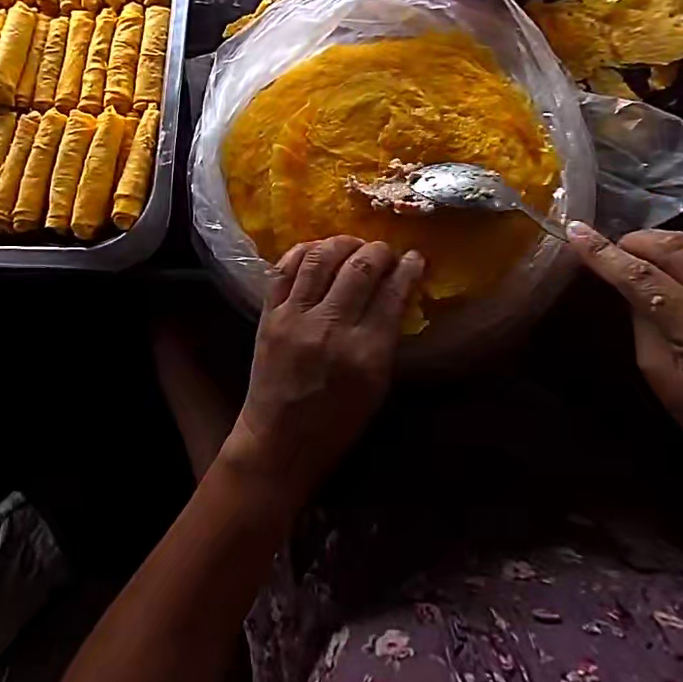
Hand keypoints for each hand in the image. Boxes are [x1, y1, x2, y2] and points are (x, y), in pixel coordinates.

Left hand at [224, 237, 424, 503]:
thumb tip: (397, 293)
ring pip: (320, 260)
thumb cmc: (336, 422)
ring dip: (341, 243)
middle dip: (378, 251)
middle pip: (359, 268)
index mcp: (366, 353)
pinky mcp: (268, 315)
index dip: (408, 269)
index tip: (415, 257)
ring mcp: (294, 317)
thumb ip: (387, 338)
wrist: (279, 438)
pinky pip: (283, 270)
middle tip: (384, 250)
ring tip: (352, 244)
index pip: (393, 294)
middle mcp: (330, 327)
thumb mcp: (377, 386)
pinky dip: (301, 252)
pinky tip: (315, 248)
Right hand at [568, 224, 682, 477]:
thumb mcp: (662, 376)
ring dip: (665, 248)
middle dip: (637, 240)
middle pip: (681, 249)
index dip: (605, 253)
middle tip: (608, 245)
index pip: (646, 279)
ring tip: (637, 258)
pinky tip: (677, 278)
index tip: (576, 231)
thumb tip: (625, 283)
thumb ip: (644, 323)